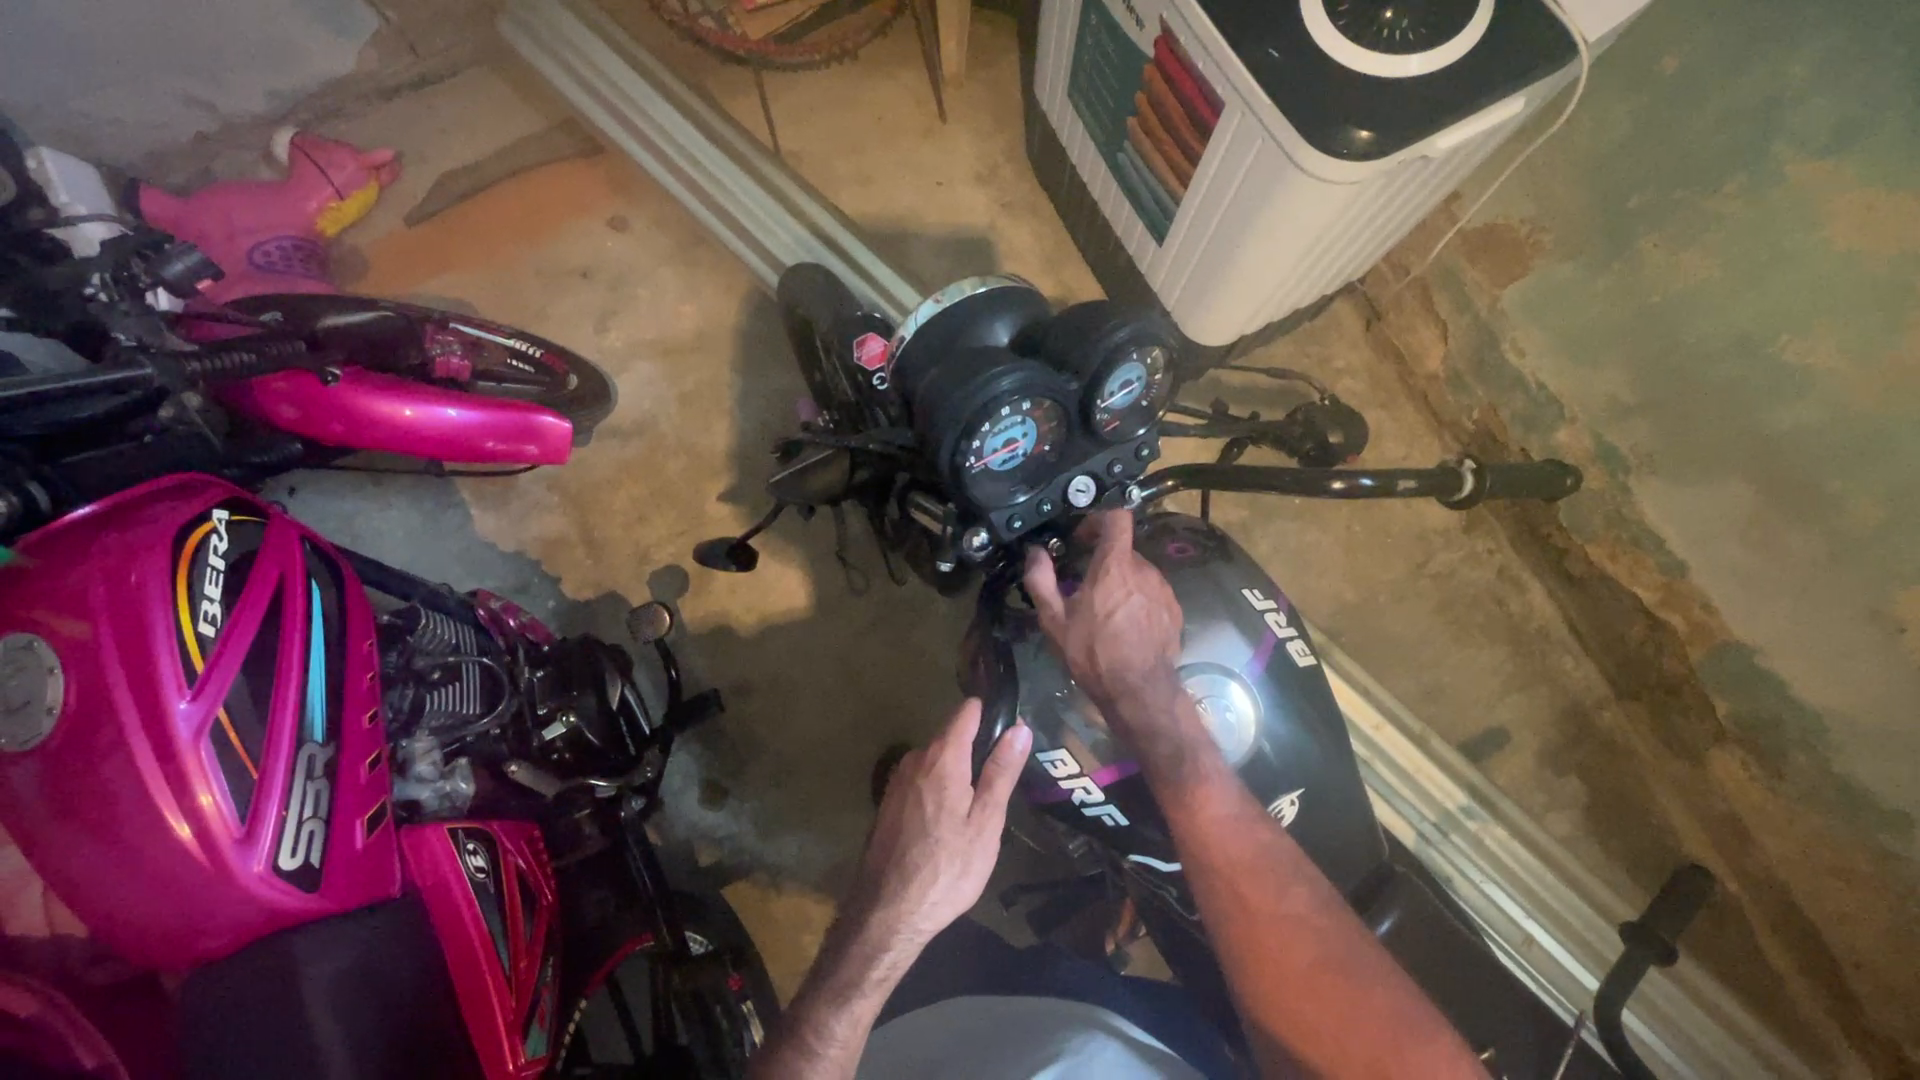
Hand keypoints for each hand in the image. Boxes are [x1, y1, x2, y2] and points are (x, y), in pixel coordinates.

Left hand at [850, 698, 1030, 946]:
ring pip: (936, 761)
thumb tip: (1019, 728)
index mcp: (942, 757)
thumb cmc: (948, 867)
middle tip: (1003, 780)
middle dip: (977, 749)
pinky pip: (922, 781)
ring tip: (981, 805)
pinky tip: (951, 821)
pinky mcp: (889, 804)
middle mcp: (915, 759)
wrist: (889, 911)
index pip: (966, 712)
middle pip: (951, 737)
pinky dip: (939, 790)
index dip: (990, 712)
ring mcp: (897, 781)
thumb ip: (1001, 771)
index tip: (1011, 723)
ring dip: (958, 773)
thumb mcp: (985, 822)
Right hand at [1024, 509, 1184, 723]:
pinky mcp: (1174, 610)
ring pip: (1138, 574)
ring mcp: (1163, 590)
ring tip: (1105, 613)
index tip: (1082, 538)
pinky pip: (1152, 595)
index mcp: (1114, 566)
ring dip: (1121, 585)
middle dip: (1103, 563)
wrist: (1138, 691)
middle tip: (1085, 588)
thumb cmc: (1092, 653)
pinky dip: (1137, 602)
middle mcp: (1144, 570)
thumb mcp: (1054, 620)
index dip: (1098, 519)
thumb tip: (1035, 553)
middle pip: (1123, 551)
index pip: (1116, 517)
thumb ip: (1041, 580)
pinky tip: (1126, 628)